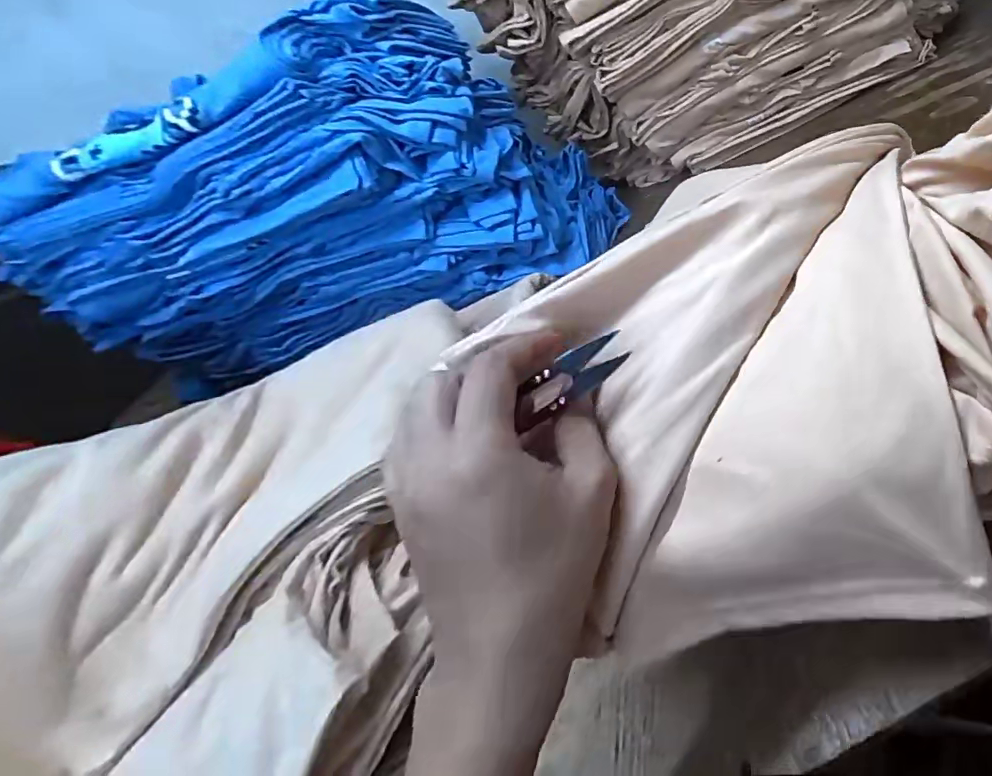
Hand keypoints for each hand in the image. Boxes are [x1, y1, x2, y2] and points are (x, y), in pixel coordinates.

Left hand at [384, 331, 617, 775]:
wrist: (500, 650)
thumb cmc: (555, 569)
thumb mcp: (592, 488)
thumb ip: (582, 426)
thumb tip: (570, 395)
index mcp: (476, 452)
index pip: (488, 369)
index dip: (526, 344)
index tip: (559, 340)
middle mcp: (427, 458)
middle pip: (442, 376)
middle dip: (489, 358)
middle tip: (532, 363)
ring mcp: (404, 482)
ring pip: (417, 404)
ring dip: (459, 383)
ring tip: (503, 391)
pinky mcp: (400, 504)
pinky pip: (408, 436)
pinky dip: (439, 414)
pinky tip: (473, 430)